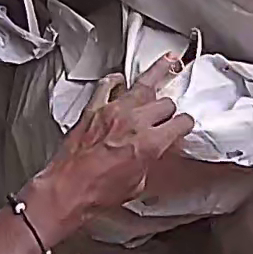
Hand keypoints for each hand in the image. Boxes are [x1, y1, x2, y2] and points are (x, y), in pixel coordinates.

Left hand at [24, 56, 194, 241]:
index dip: (185, 124)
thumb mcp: (138, 183)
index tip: (184, 125)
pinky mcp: (94, 109)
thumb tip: (156, 153)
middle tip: (168, 113)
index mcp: (149, 143)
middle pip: (165, 103)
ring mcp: (113, 111)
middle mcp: (134, 122)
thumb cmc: (98, 192)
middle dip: (169, 110)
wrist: (67, 188)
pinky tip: (121, 78)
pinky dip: (115, 80)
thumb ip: (151, 161)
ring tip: (168, 61)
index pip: (179, 124)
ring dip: (157, 73)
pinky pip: (107, 86)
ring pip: (142, 86)